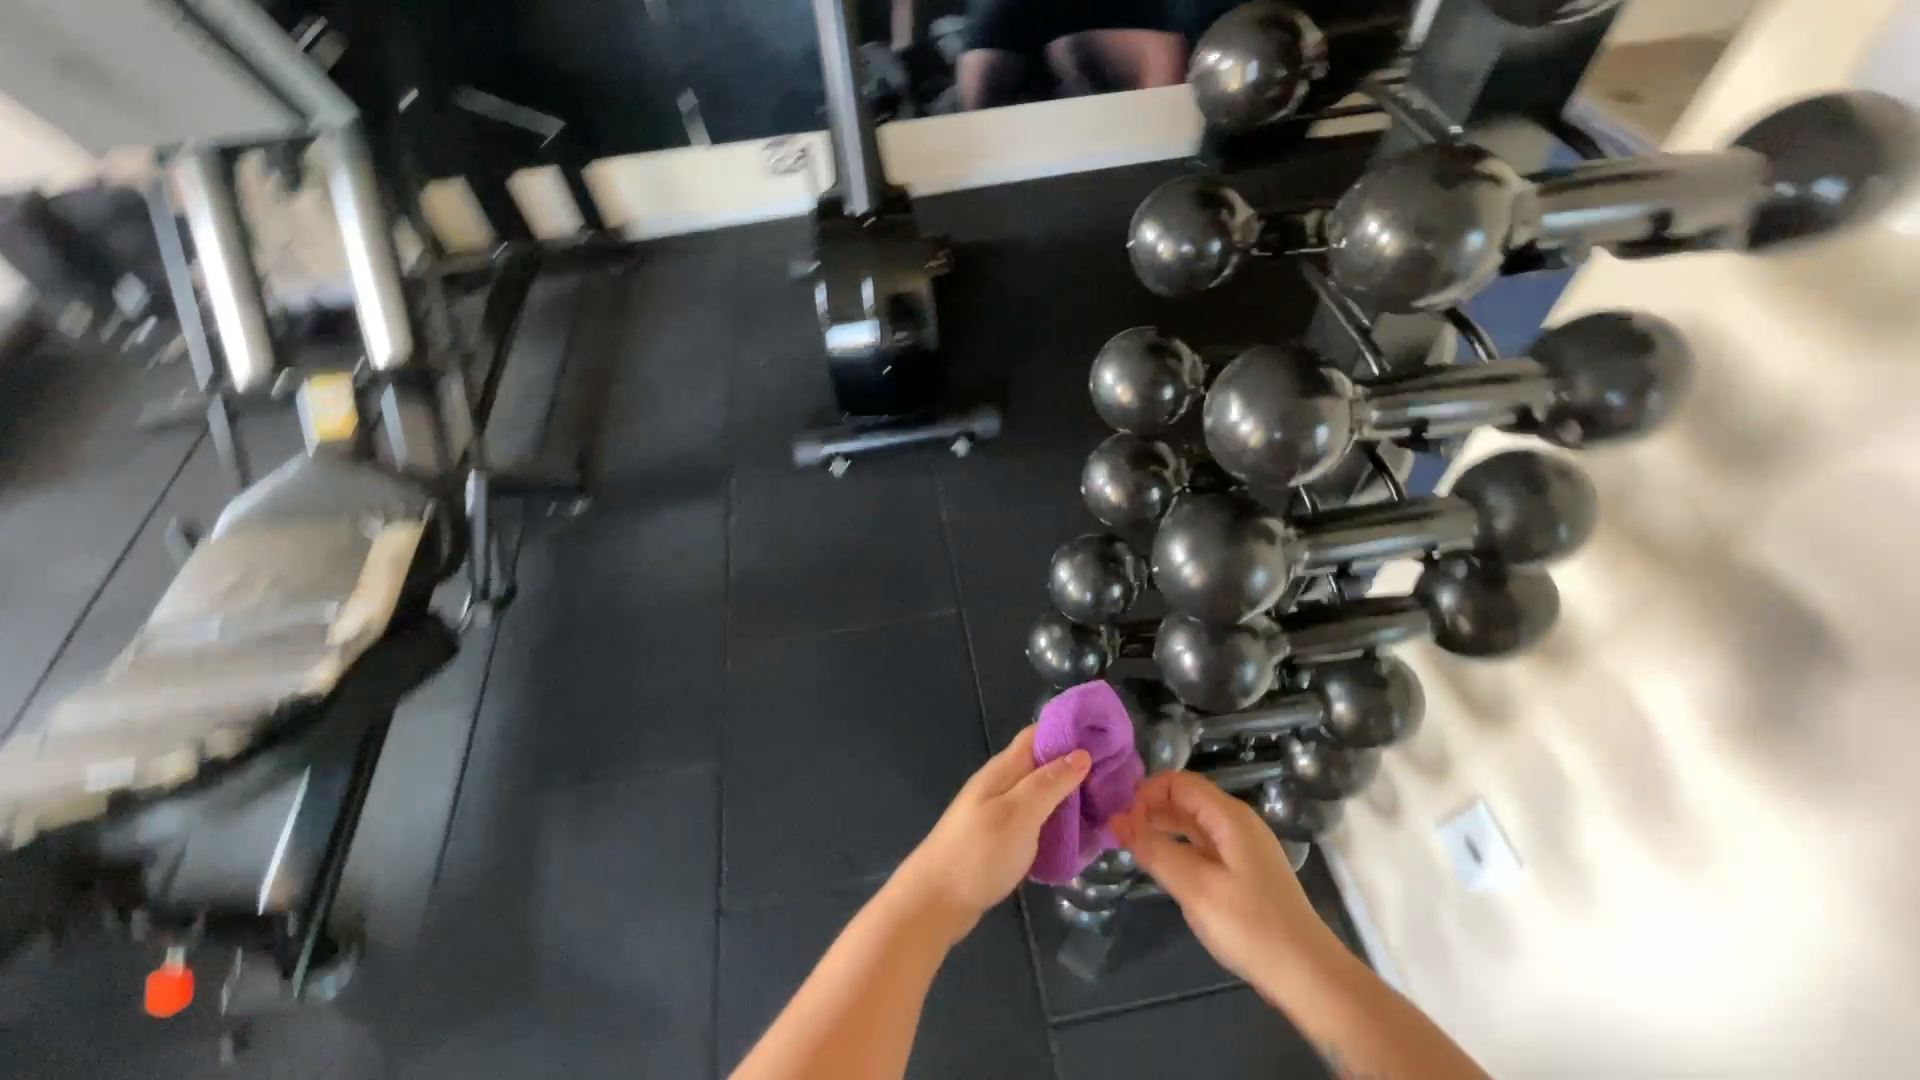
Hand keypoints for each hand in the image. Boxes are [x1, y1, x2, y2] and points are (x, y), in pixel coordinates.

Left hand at [892, 726, 1091, 942]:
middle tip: (1118, 780)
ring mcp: (1000, 812)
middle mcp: (1002, 785)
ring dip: (1070, 797)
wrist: (935, 902)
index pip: (1039, 734)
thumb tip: (1081, 753)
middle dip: (1078, 767)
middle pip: (1043, 764)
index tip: (1108, 738)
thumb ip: (1048, 784)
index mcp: (1004, 770)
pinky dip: (1058, 823)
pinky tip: (1079, 837)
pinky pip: (1036, 821)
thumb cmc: (977, 854)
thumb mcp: (1018, 814)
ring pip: (1041, 794)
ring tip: (1107, 807)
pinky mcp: (1001, 839)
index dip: (1071, 731)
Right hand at [1110, 772, 1326, 985]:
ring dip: (1161, 830)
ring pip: (1193, 824)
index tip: (1118, 819)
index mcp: (1229, 817)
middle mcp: (1237, 824)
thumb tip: (1118, 821)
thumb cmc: (1251, 926)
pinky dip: (1178, 849)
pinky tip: (1162, 868)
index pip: (1178, 782)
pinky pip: (1203, 847)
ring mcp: (1242, 849)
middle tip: (1116, 834)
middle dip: (1149, 810)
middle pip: (1185, 800)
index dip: (1145, 793)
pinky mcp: (1244, 872)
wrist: (1307, 974)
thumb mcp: (1196, 887)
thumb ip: (1155, 850)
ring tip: (1130, 848)